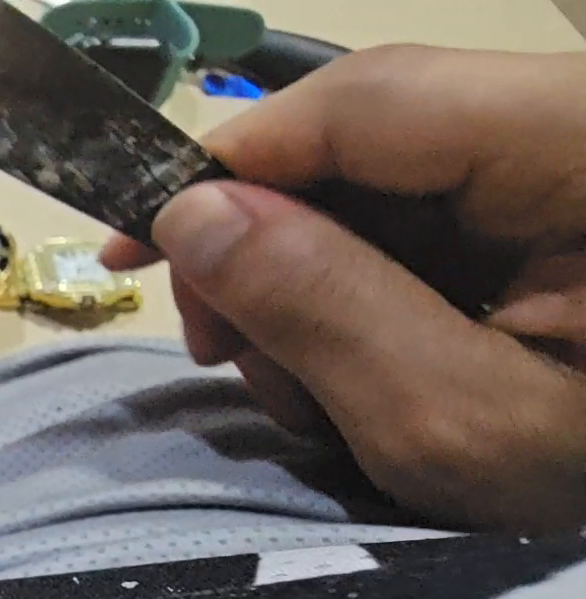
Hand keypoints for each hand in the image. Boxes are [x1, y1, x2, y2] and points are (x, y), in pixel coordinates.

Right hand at [102, 47, 585, 530]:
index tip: (131, 248)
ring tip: (287, 382)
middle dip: (250, 249)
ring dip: (284, 285)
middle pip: (357, 145)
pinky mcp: (545, 207)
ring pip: (362, 190)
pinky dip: (332, 293)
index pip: (370, 103)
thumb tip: (189, 219)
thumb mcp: (443, 420)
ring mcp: (565, 169)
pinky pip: (398, 222)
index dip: (228, 162)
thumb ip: (319, 308)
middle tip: (217, 353)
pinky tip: (329, 362)